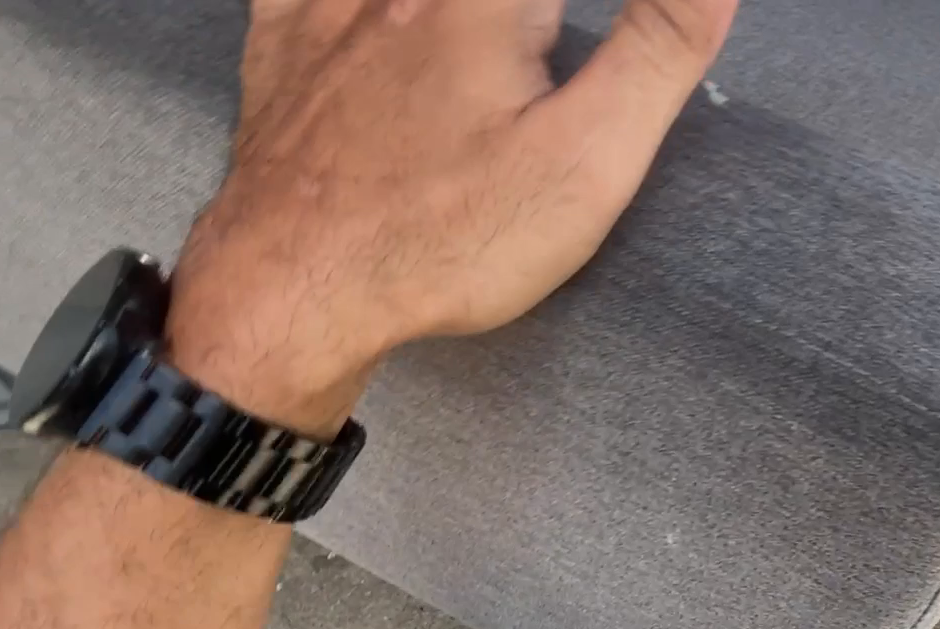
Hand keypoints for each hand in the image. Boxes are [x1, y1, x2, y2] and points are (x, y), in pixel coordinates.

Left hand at [166, 0, 736, 431]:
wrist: (305, 290)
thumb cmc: (454, 235)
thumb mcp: (586, 159)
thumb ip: (655, 50)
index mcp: (488, 2)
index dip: (611, 18)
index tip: (596, 87)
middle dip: (532, 24)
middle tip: (546, 52)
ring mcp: (330, 7)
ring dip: (455, 13)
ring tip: (497, 63)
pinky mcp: (284, 49)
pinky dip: (346, 1)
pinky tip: (371, 19)